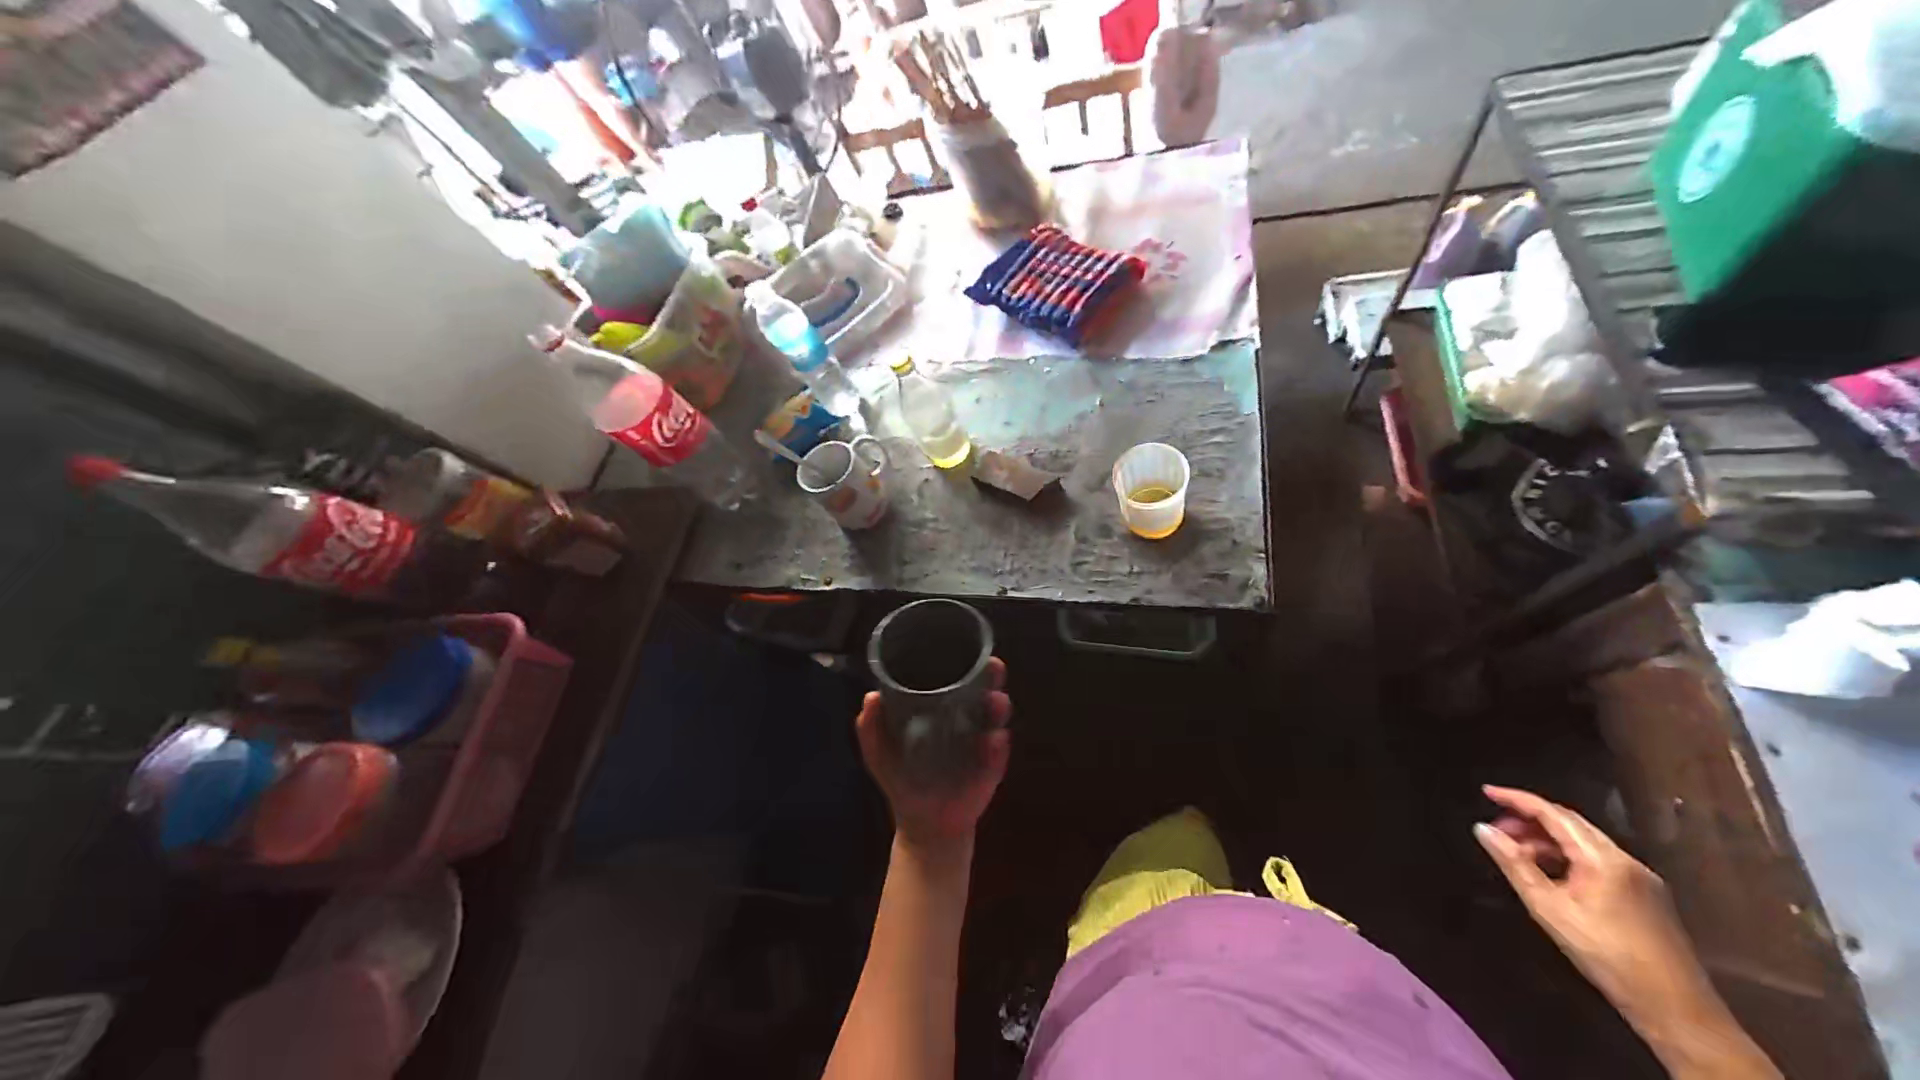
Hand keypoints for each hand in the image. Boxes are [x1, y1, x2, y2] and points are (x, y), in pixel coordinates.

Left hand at [856, 657, 1011, 851]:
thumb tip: (871, 696)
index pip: (957, 681)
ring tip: (996, 702)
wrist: (923, 826)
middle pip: (984, 692)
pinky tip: (995, 740)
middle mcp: (966, 722)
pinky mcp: (991, 770)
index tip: (969, 649)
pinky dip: (998, 747)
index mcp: (942, 712)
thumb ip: (870, 729)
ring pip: (996, 719)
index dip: (964, 664)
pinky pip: (999, 754)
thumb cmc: (903, 782)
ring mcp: (981, 745)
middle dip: (992, 677)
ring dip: (999, 707)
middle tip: (993, 667)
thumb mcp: (880, 754)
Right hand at [1474, 785, 1717, 1026]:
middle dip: (1529, 819)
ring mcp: (1639, 878)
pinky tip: (1549, 875)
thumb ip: (1515, 864)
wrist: (1676, 1009)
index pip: (1553, 814)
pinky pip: (1597, 861)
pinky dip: (1566, 857)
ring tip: (1516, 854)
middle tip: (1496, 829)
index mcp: (1602, 859)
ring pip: (1584, 843)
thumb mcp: (1549, 909)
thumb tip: (1483, 829)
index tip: (1486, 792)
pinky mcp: (1645, 895)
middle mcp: (1625, 860)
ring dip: (1546, 840)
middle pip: (1570, 824)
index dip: (1517, 799)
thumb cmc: (1605, 955)